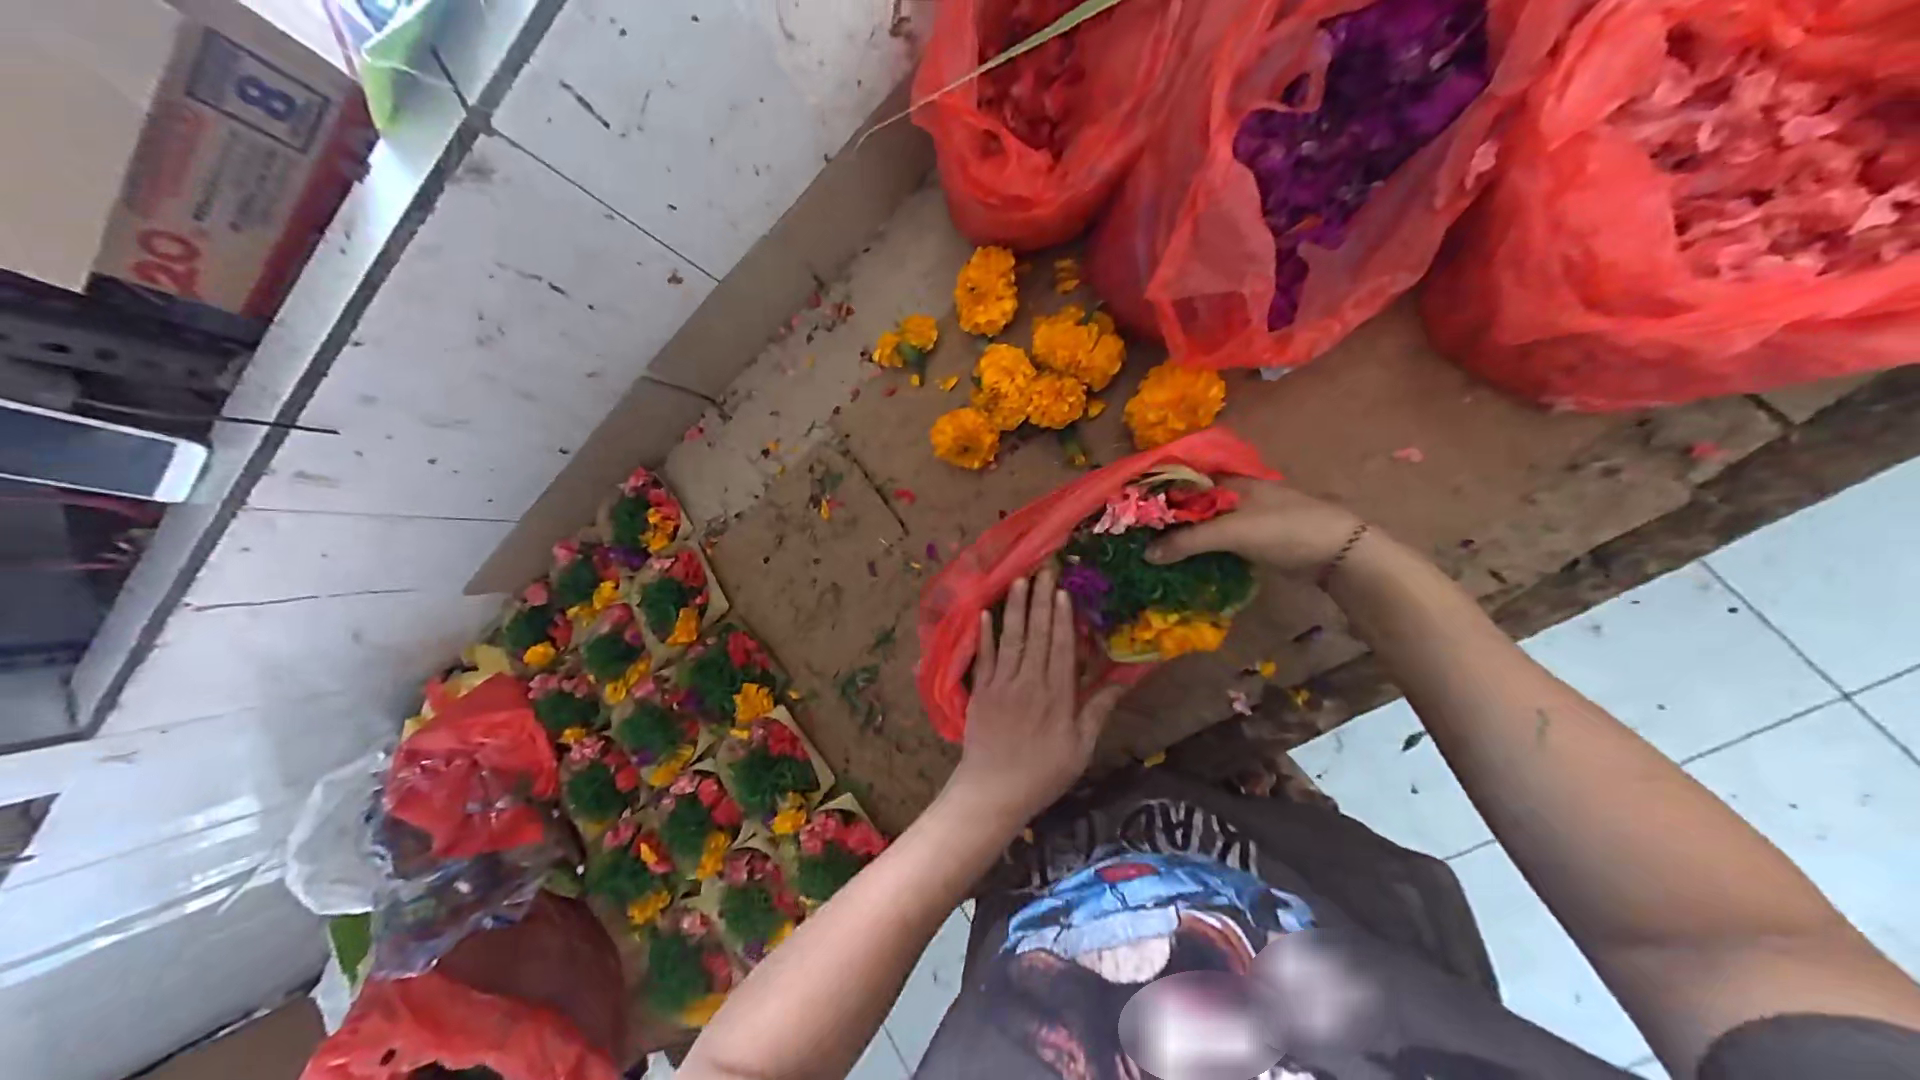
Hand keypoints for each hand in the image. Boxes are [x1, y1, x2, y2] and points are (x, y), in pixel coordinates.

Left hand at [950, 568, 1125, 820]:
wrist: (994, 791)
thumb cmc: (1043, 773)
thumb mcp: (1080, 748)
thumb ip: (1098, 711)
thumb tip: (1122, 682)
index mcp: (1057, 696)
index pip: (1061, 648)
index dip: (1063, 618)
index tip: (1064, 592)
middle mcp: (1029, 682)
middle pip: (1037, 635)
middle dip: (1041, 601)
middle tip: (1045, 571)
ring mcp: (1001, 685)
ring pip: (1011, 638)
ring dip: (1015, 608)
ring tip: (1019, 580)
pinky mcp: (980, 691)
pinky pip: (984, 657)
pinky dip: (984, 634)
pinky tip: (985, 612)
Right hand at [1146, 479, 1367, 575]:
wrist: (1338, 552)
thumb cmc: (1283, 528)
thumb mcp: (1232, 531)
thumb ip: (1188, 541)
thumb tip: (1146, 555)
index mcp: (1228, 479)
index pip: (1180, 478)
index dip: (1154, 490)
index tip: (1126, 505)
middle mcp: (1232, 493)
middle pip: (1188, 501)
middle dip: (1162, 515)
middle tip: (1131, 532)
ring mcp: (1242, 516)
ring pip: (1200, 521)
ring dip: (1178, 534)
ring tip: (1146, 548)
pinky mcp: (1250, 538)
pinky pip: (1213, 539)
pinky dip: (1196, 547)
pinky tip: (1178, 559)